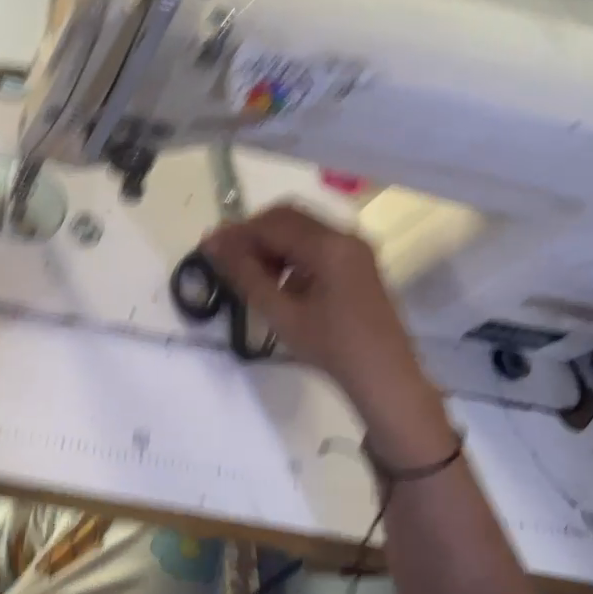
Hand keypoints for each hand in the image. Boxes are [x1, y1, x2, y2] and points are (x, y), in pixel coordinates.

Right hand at [200, 205, 426, 403]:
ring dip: (270, 242)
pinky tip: (278, 279)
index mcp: (329, 246)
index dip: (236, 233)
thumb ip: (244, 273)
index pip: (271, 224)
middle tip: (227, 258)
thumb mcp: (280, 313)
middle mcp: (344, 236)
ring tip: (250, 272)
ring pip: (300, 227)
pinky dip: (290, 251)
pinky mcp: (357, 260)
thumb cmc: (331, 347)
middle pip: (287, 217)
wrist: (385, 376)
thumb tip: (212, 243)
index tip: (208, 248)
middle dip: (252, 233)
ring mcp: (354, 247)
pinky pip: (315, 241)